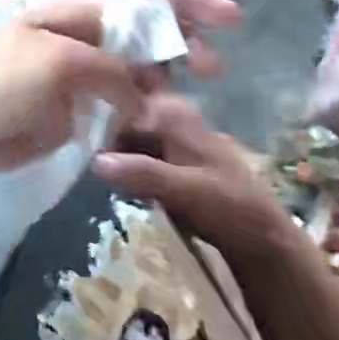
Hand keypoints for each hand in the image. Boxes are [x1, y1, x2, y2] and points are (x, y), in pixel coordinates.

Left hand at [0, 0, 239, 188]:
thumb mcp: (55, 64)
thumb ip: (109, 70)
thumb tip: (140, 95)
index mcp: (68, 14)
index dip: (182, 3)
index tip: (228, 19)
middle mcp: (73, 38)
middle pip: (137, 32)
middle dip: (178, 43)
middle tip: (211, 69)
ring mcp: (70, 76)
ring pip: (129, 70)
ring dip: (159, 79)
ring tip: (180, 99)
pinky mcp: (65, 111)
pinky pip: (112, 103)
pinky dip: (137, 108)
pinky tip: (155, 118)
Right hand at [92, 93, 295, 262]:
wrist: (261, 236)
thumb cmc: (229, 207)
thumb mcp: (184, 190)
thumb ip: (142, 173)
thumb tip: (95, 161)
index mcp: (173, 112)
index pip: (117, 103)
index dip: (96, 120)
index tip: (76, 142)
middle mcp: (169, 116)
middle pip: (119, 119)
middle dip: (102, 140)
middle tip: (85, 164)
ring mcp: (170, 136)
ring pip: (125, 137)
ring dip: (112, 156)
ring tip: (100, 178)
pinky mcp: (169, 158)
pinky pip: (135, 154)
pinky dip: (124, 167)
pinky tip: (118, 185)